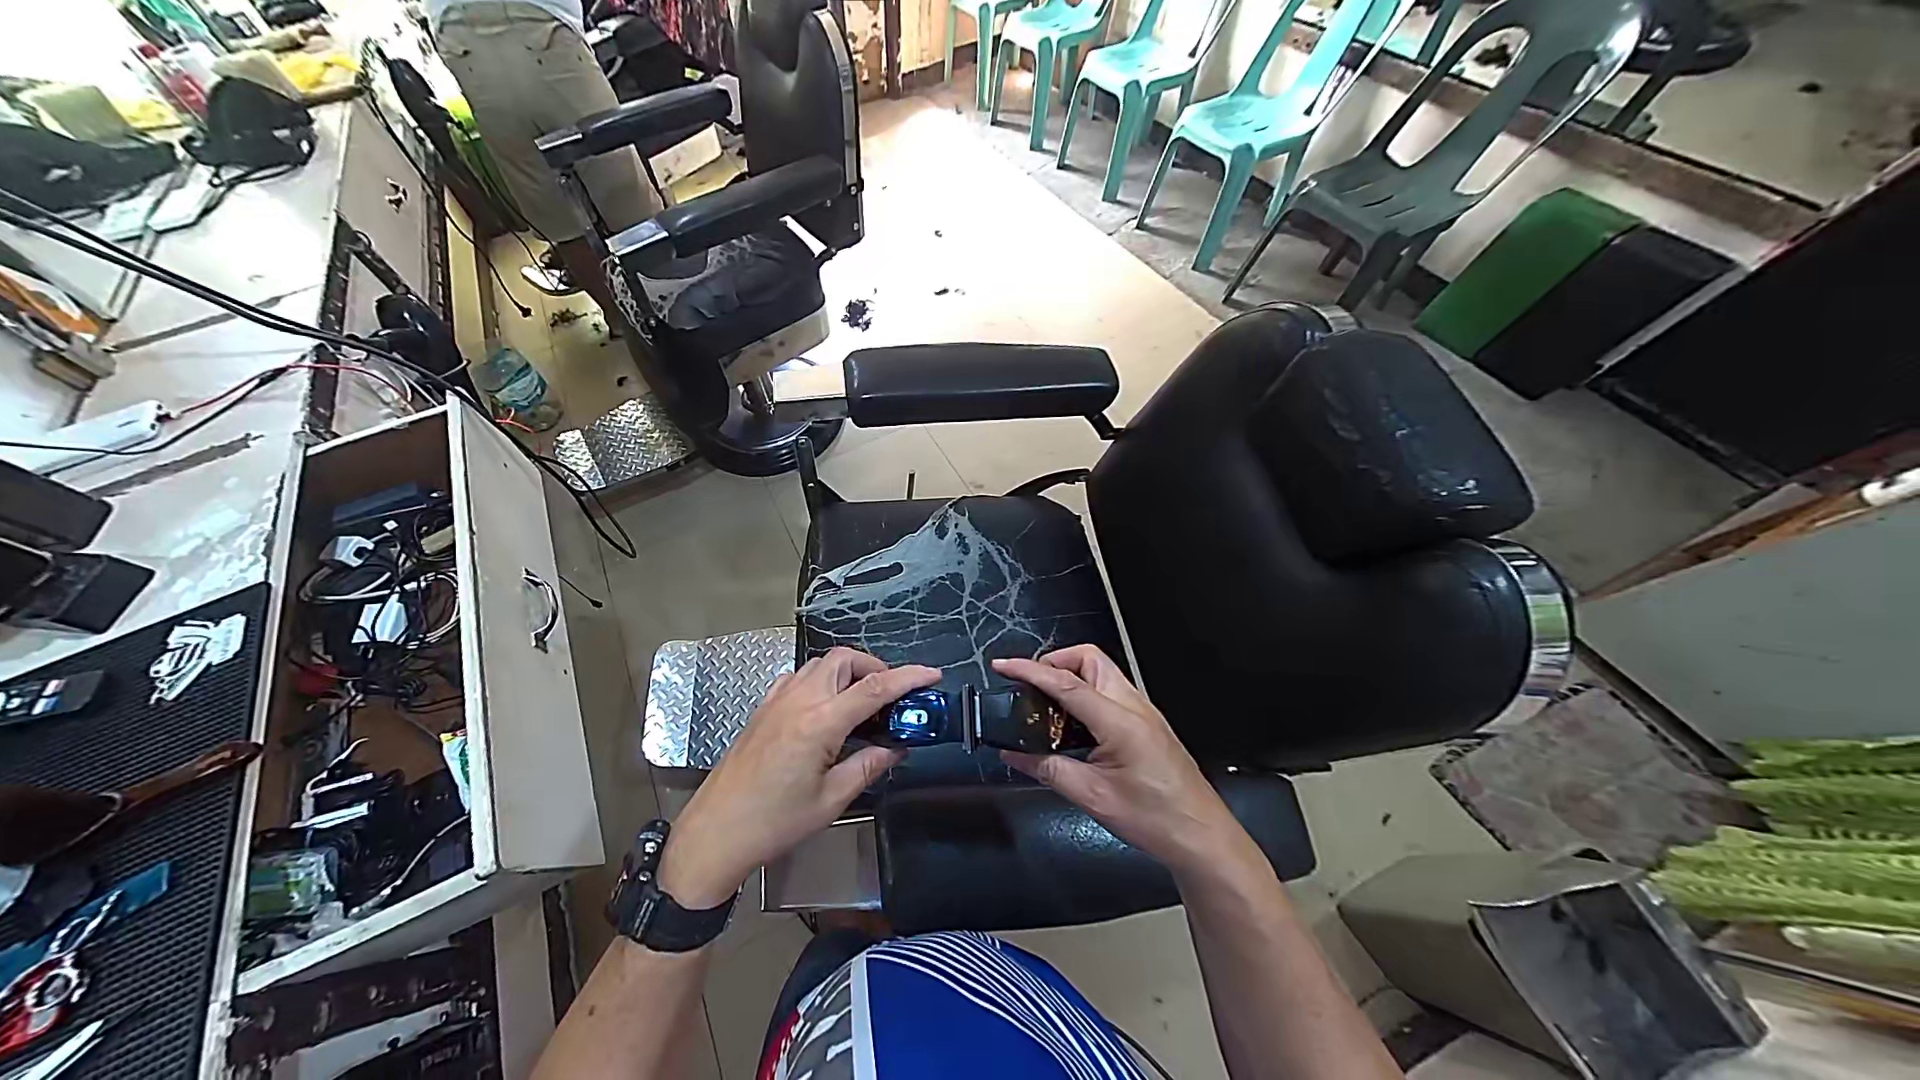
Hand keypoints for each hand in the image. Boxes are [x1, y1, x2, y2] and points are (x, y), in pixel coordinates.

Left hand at [658, 648, 940, 908]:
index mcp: (819, 723)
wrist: (715, 833)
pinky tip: (827, 707)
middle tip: (893, 696)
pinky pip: (798, 678)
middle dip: (875, 668)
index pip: (874, 687)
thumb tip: (896, 747)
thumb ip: (868, 765)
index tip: (931, 675)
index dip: (909, 678)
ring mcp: (777, 702)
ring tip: (864, 704)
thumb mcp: (831, 799)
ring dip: (848, 672)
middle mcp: (797, 701)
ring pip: (821, 665)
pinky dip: (821, 681)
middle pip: (844, 660)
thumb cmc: (773, 823)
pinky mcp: (763, 710)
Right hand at [993, 646, 1255, 878]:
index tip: (1004, 665)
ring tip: (1046, 706)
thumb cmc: (1158, 819)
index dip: (1029, 670)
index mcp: (1120, 721)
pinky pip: (1110, 691)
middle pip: (1088, 658)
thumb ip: (1048, 770)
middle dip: (1054, 661)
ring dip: (1070, 678)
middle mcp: (1135, 706)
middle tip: (1028, 684)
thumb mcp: (1092, 796)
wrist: (1202, 836)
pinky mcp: (1147, 723)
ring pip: (1101, 672)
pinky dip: (1085, 694)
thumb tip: (1016, 756)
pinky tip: (1073, 725)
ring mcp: (1144, 712)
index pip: (1065, 682)